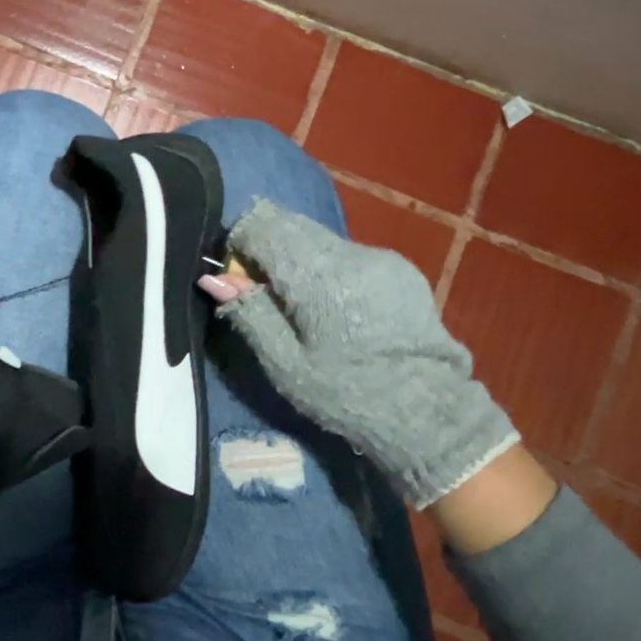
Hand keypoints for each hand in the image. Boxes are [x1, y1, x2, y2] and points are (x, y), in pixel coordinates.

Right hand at [200, 198, 517, 508]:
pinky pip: (346, 253)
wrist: (429, 415)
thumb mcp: (285, 364)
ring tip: (301, 305)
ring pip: (317, 238)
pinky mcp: (399, 267)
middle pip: (290, 225)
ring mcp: (378, 257)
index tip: (238, 278)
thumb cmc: (345, 395)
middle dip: (267, 249)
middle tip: (263, 293)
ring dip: (297, 258)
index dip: (239, 245)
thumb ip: (248, 312)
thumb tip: (211, 277)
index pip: (262, 226)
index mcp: (317, 276)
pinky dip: (327, 268)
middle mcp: (349, 253)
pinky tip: (337, 308)